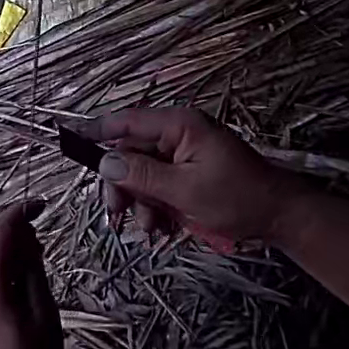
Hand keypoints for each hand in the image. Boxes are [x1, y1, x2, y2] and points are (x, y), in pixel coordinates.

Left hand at [0, 201, 61, 348]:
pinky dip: (1, 262)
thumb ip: (33, 269)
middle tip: (41, 239)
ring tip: (37, 261)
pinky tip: (24, 278)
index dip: (20, 211)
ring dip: (7, 245)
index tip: (43, 206)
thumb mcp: (44, 311)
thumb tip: (28, 237)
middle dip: (11, 226)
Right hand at [89, 107, 307, 248]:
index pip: (127, 120)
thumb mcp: (184, 189)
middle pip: (130, 153)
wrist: (278, 218)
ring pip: (140, 174)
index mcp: (179, 125)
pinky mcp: (186, 175)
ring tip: (153, 228)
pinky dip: (154, 208)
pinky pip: (156, 187)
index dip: (96, 130)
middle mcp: (177, 135)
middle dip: (122, 185)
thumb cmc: (237, 197)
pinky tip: (163, 227)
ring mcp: (182, 156)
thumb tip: (104, 161)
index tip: (69, 140)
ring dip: (139, 203)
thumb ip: (141, 174)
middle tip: (118, 215)